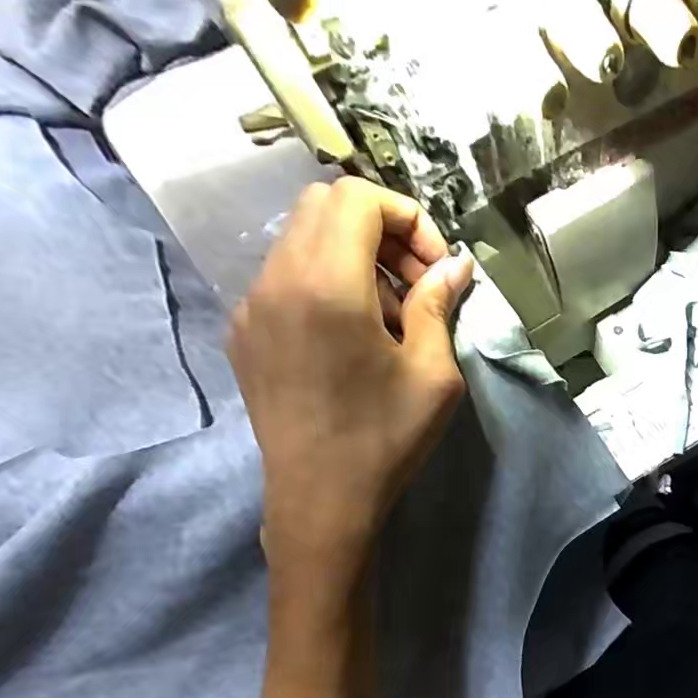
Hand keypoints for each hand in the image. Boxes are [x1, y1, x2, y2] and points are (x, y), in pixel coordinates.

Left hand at [229, 177, 473, 572]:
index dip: (408, 217)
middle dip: (383, 231)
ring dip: (355, 258)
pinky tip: (353, 337)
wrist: (321, 500)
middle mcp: (276, 280)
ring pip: (304, 240)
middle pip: (325, 206)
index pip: (358, 197)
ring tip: (390, 317)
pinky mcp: (244, 332)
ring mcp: (251, 305)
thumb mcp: (435, 374)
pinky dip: (327, 283)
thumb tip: (453, 267)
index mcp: (326, 284)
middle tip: (417, 284)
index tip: (436, 267)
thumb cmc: (386, 437)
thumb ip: (438, 305)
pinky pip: (287, 278)